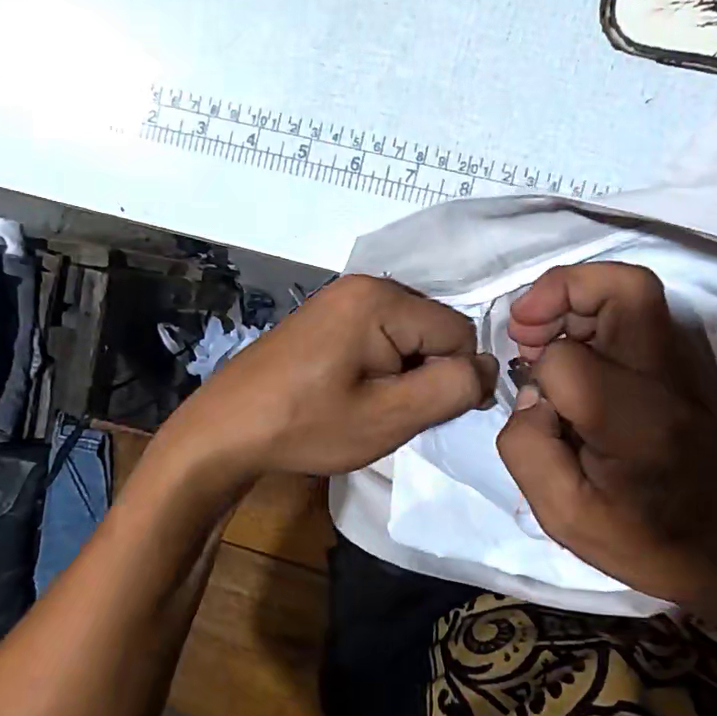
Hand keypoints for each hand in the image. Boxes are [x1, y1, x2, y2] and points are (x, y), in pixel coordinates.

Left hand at [158, 275, 496, 482]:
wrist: (227, 430)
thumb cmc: (307, 426)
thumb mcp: (390, 416)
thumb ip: (452, 388)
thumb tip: (490, 367)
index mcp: (381, 298)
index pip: (459, 332)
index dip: (451, 379)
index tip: (416, 413)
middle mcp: (364, 284)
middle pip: (433, 329)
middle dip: (425, 374)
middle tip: (386, 412)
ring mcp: (341, 297)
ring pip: (409, 336)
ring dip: (403, 373)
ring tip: (365, 405)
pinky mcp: (327, 316)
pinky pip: (380, 336)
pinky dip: (380, 366)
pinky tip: (350, 393)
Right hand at [496, 263, 716, 623]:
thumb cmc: (651, 542)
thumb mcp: (565, 516)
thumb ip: (527, 448)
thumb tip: (532, 394)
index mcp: (636, 423)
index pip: (567, 361)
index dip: (536, 376)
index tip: (538, 410)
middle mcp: (673, 378)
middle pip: (622, 287)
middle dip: (560, 290)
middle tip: (527, 328)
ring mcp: (697, 365)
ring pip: (638, 291)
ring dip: (581, 300)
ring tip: (550, 339)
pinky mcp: (704, 366)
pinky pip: (650, 316)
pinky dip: (605, 317)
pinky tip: (586, 356)